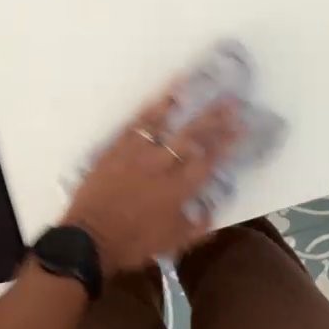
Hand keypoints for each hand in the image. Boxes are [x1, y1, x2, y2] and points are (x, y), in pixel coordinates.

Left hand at [62, 86, 239, 274]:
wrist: (87, 240)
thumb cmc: (131, 245)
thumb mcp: (171, 243)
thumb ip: (196, 228)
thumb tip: (213, 213)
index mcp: (177, 189)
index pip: (208, 160)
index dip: (226, 143)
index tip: (241, 126)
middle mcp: (160, 166)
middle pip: (192, 137)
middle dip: (214, 118)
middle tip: (231, 101)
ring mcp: (136, 154)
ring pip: (162, 122)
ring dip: (181, 103)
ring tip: (195, 83)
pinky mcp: (115, 149)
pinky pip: (134, 125)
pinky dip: (149, 109)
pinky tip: (159, 98)